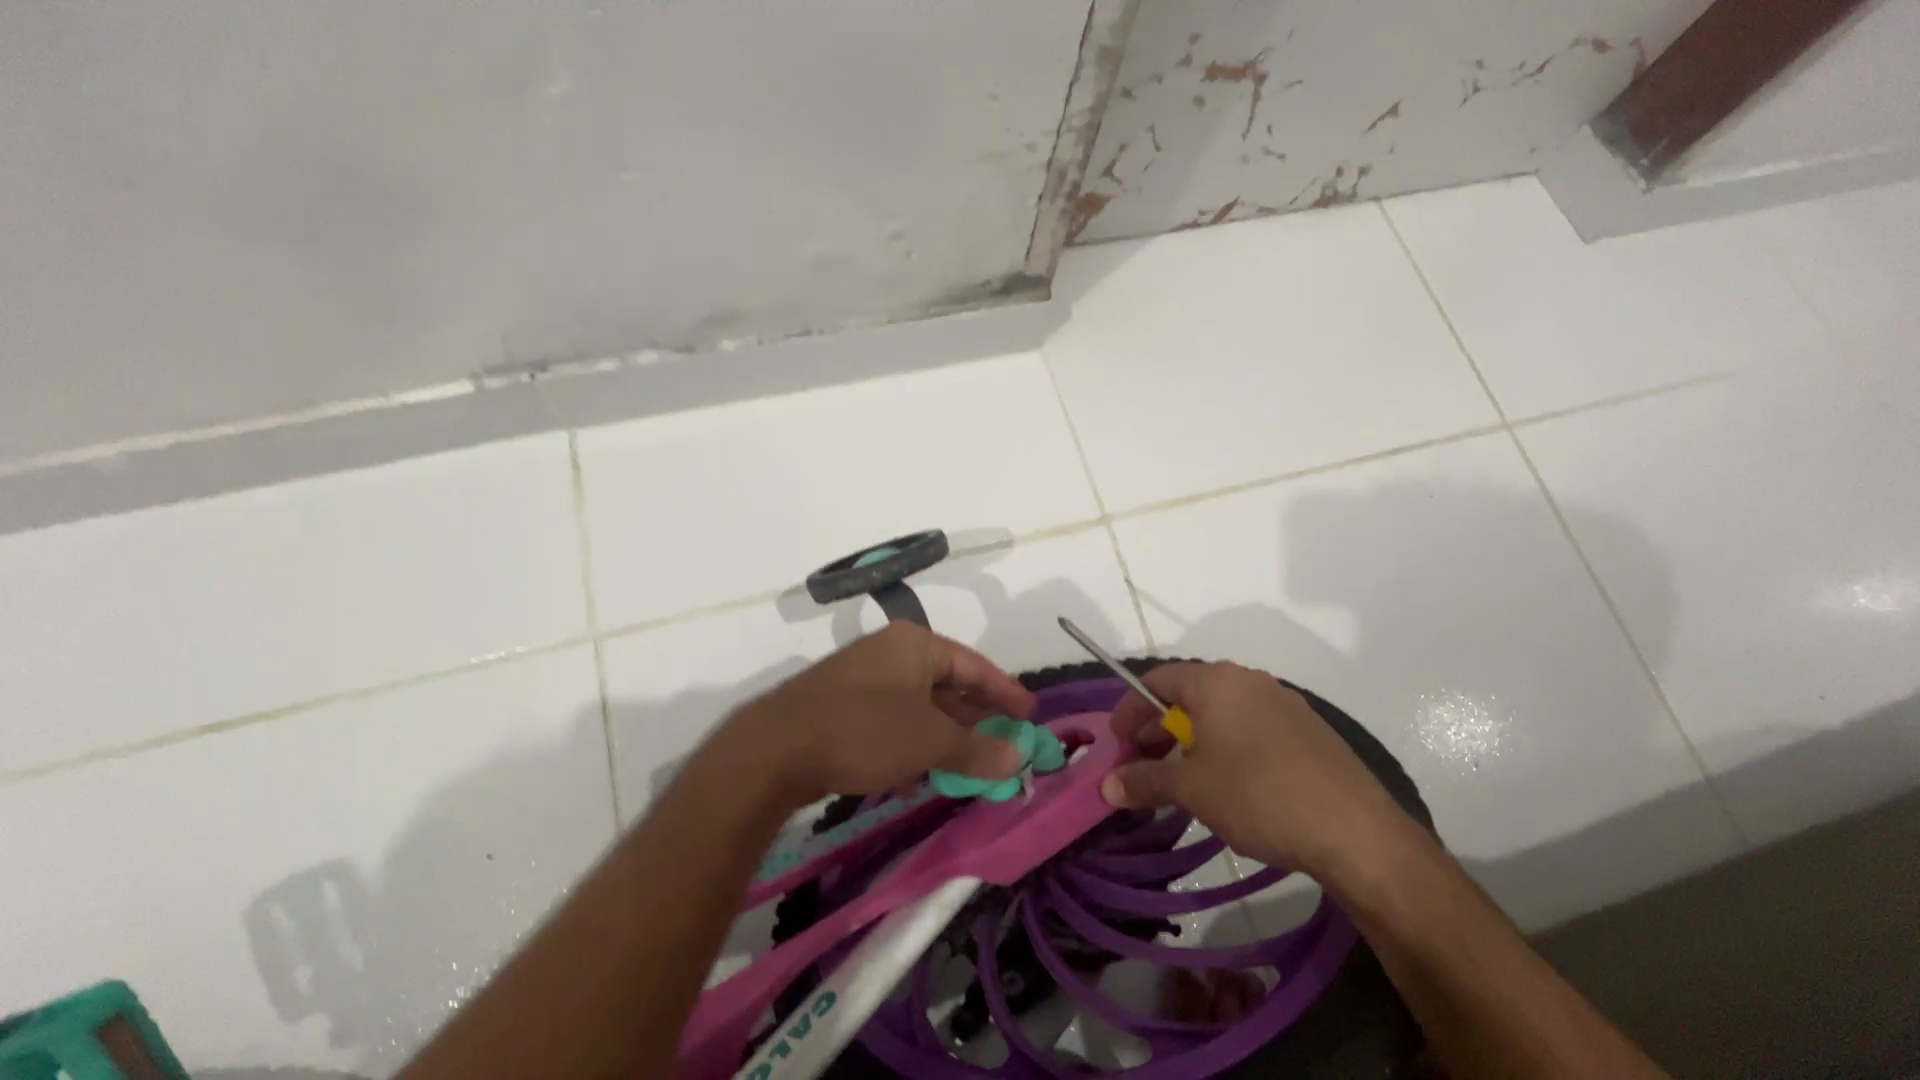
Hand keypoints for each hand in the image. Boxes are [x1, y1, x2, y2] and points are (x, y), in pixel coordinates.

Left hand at [722, 622, 1036, 805]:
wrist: (774, 750)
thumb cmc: (863, 730)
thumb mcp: (929, 742)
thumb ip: (977, 749)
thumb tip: (1019, 758)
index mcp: (915, 644)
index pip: (975, 665)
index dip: (1006, 692)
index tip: (1031, 716)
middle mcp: (889, 653)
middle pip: (947, 684)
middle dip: (977, 716)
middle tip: (1006, 742)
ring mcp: (862, 679)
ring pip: (919, 705)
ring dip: (946, 734)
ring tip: (973, 762)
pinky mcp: (841, 708)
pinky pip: (893, 721)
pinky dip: (915, 742)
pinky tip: (924, 771)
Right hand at [1101, 662, 1407, 878]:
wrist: (1354, 831)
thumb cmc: (1259, 796)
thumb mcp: (1192, 790)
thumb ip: (1145, 782)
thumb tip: (1107, 786)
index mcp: (1217, 682)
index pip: (1157, 680)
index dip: (1129, 710)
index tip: (1117, 745)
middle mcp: (1250, 681)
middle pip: (1189, 695)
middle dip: (1159, 729)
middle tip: (1142, 767)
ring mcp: (1285, 704)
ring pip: (1222, 714)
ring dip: (1193, 742)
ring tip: (1182, 782)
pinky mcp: (1308, 732)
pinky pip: (1251, 730)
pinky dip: (1227, 749)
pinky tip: (1229, 788)